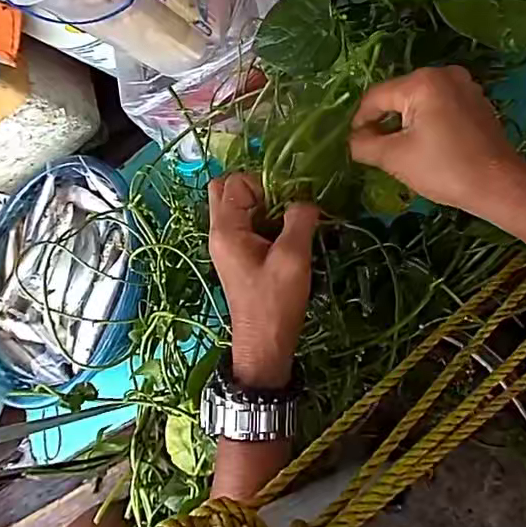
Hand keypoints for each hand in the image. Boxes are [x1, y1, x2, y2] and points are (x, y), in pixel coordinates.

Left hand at [208, 173, 317, 388]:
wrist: (265, 345)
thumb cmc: (275, 302)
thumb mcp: (293, 258)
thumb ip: (299, 220)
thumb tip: (306, 200)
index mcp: (225, 229)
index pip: (235, 181)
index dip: (263, 184)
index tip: (286, 201)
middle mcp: (220, 232)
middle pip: (229, 189)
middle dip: (259, 188)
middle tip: (284, 204)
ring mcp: (228, 244)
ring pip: (239, 206)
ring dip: (265, 206)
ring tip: (291, 221)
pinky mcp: (239, 255)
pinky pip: (248, 224)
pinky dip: (266, 221)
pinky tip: (289, 235)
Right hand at [347, 67, 525, 225]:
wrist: (501, 186)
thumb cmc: (445, 168)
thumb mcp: (394, 158)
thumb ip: (363, 145)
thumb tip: (351, 140)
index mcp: (421, 82)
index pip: (374, 98)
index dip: (359, 122)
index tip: (354, 145)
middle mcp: (443, 74)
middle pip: (396, 96)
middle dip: (382, 122)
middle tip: (375, 150)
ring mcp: (463, 85)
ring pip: (416, 101)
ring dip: (402, 123)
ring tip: (398, 149)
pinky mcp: (475, 101)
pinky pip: (437, 105)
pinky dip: (425, 122)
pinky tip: (424, 145)